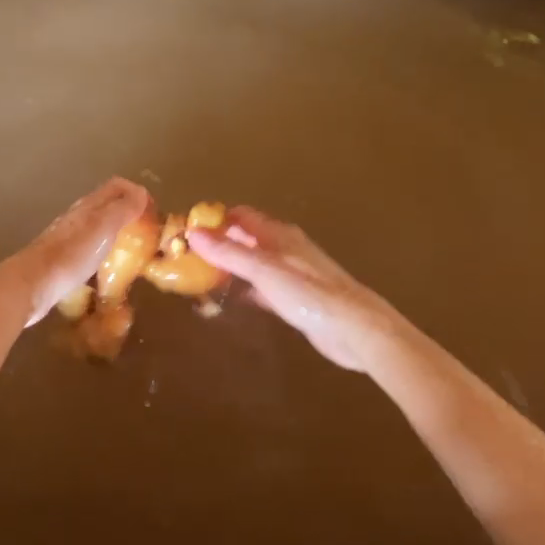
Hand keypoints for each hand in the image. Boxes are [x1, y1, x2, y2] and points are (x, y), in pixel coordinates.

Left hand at [0, 178, 150, 325]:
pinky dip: (102, 253)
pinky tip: (106, 271)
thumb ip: (122, 209)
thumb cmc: (71, 255)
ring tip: (131, 252)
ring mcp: (67, 238)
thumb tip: (141, 193)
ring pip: (97, 227)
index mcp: (89, 206)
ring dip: (115, 233)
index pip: (117, 186)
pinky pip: (88, 249)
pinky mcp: (61, 259)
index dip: (137, 193)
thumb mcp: (103, 228)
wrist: (32, 284)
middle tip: (146, 233)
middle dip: (128, 213)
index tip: (153, 212)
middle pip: (107, 205)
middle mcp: (77, 217)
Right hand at [187, 206, 401, 370]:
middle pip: (248, 238)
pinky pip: (265, 287)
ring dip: (233, 266)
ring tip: (203, 276)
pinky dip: (248, 288)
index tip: (188, 230)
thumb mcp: (264, 271)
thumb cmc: (309, 294)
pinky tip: (235, 300)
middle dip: (221, 242)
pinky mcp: (297, 299)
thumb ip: (229, 253)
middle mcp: (286, 249)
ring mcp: (293, 274)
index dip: (216, 219)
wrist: (355, 329)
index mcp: (279, 235)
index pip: (242, 215)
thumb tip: (192, 232)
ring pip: (256, 263)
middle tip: (189, 256)